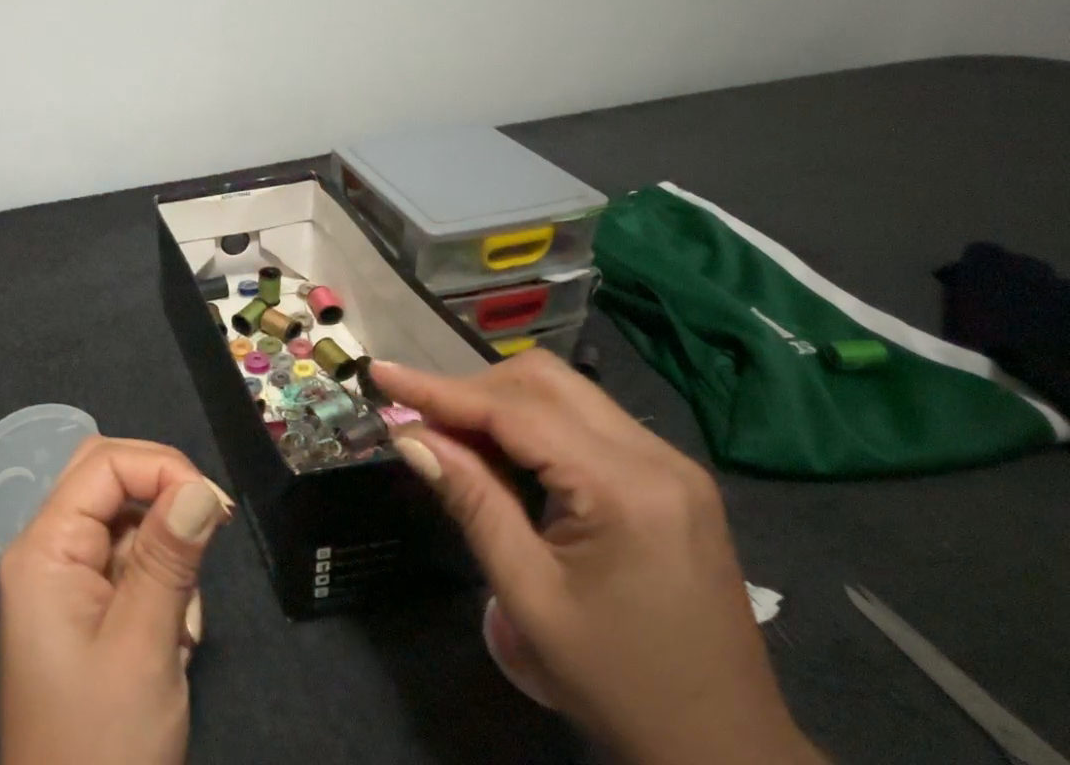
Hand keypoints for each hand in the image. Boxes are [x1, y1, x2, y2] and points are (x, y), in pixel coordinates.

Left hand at [0, 437, 234, 764]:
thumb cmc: (102, 744)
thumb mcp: (144, 646)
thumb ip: (168, 559)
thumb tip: (199, 484)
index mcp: (44, 550)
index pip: (103, 464)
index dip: (162, 468)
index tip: (215, 510)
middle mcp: (47, 554)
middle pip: (109, 483)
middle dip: (165, 503)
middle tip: (209, 542)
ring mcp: (64, 583)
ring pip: (126, 524)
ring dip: (166, 556)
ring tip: (180, 626)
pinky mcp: (84, 611)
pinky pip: (128, 567)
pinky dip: (161, 588)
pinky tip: (173, 639)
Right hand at [373, 353, 824, 764]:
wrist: (722, 745)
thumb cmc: (616, 681)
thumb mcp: (528, 593)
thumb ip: (472, 502)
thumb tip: (410, 438)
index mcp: (625, 487)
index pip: (516, 411)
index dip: (440, 389)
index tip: (380, 374)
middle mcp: (657, 457)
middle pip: (547, 382)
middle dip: (471, 389)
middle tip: (415, 418)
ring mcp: (671, 466)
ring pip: (568, 396)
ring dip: (500, 404)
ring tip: (448, 437)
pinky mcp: (671, 481)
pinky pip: (589, 425)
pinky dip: (534, 427)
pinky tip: (501, 457)